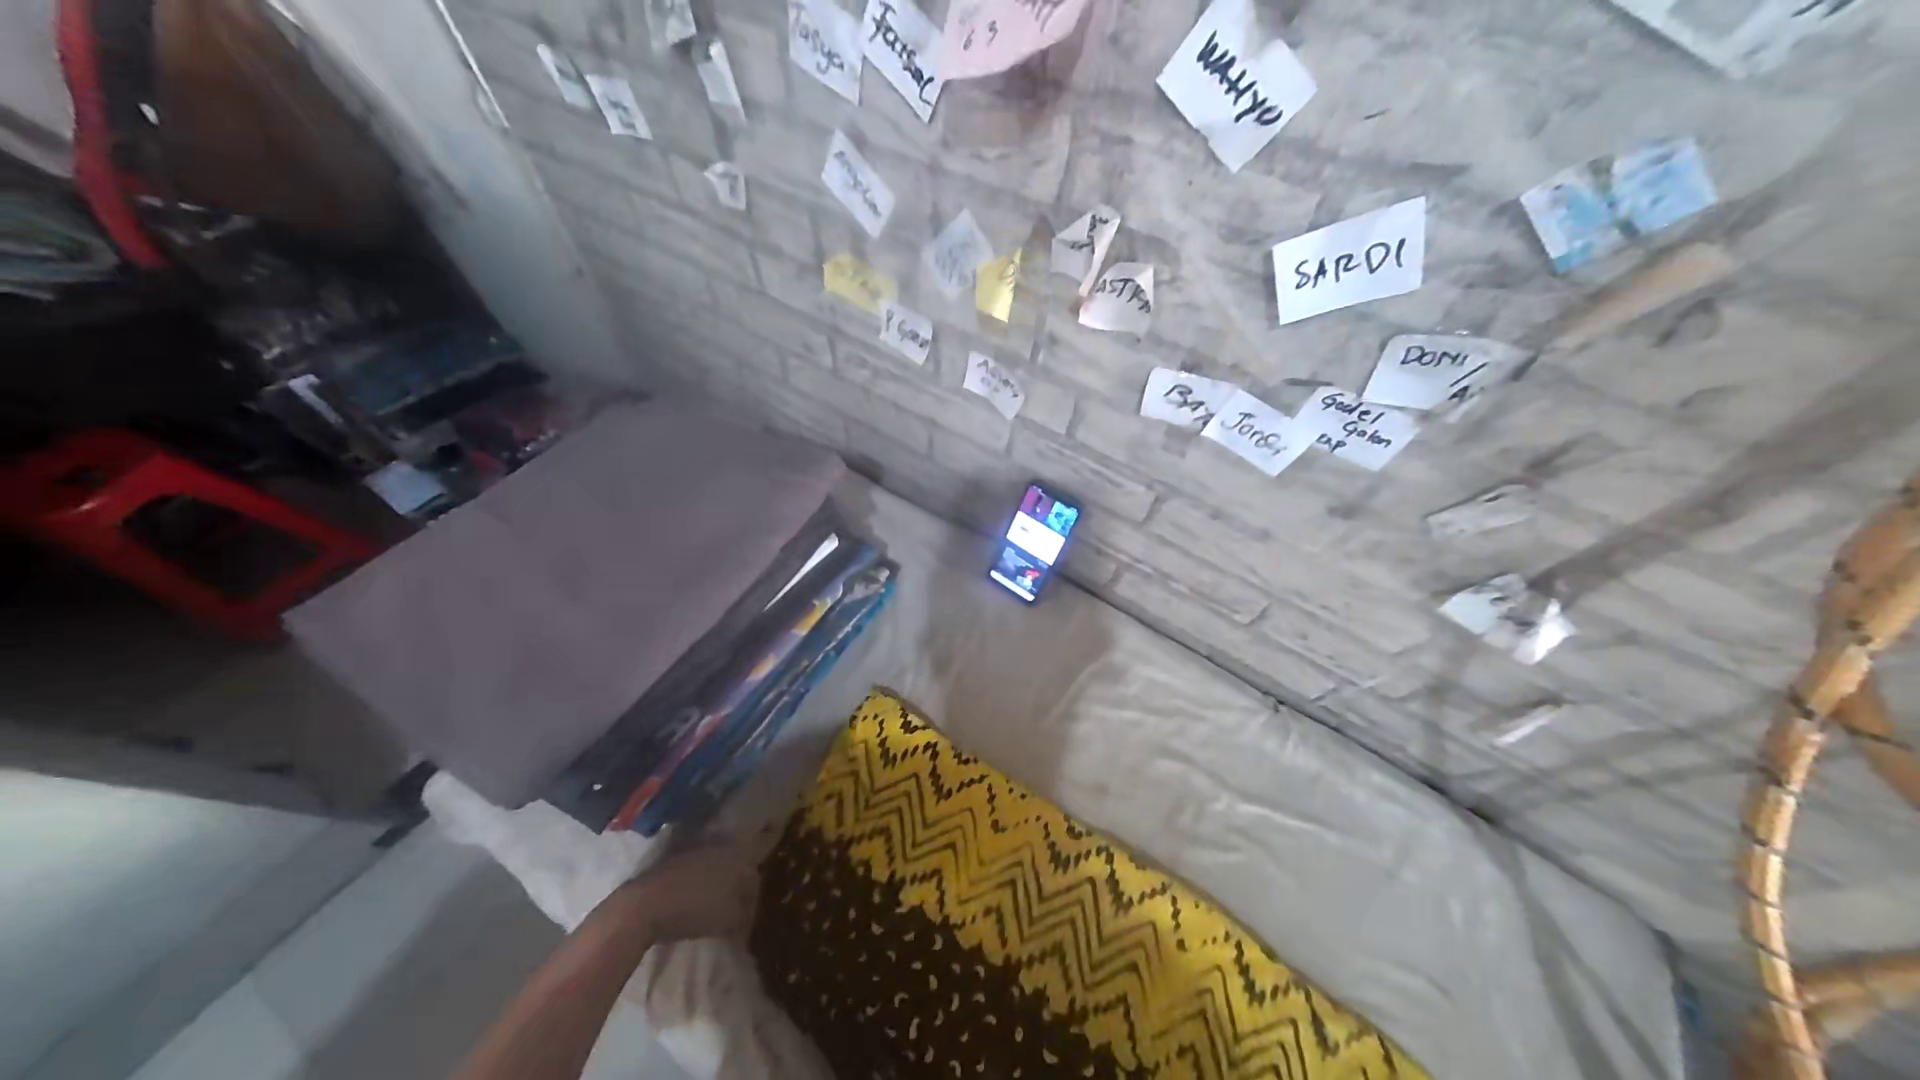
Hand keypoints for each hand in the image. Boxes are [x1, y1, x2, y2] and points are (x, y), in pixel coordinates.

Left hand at [624, 845, 759, 944]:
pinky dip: (697, 890)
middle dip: (736, 895)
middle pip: (735, 873)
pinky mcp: (672, 862)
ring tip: (712, 915)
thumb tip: (744, 919)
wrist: (644, 906)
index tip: (745, 928)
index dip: (752, 906)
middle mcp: (718, 849)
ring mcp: (693, 853)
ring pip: (714, 872)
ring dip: (716, 892)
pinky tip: (691, 907)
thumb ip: (743, 916)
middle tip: (733, 919)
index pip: (754, 880)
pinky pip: (694, 875)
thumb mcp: (728, 919)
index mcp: (736, 858)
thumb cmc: (693, 910)